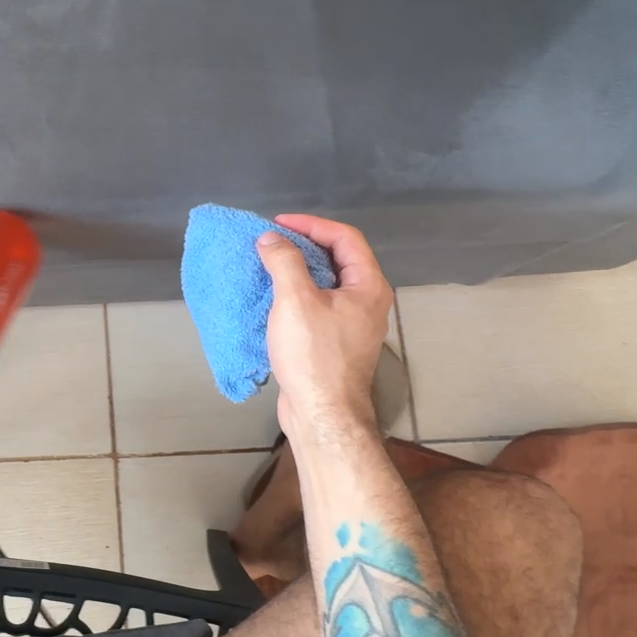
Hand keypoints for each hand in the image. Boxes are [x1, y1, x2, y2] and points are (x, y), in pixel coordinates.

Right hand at [257, 214, 394, 442]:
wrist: (322, 413)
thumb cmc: (313, 355)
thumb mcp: (295, 301)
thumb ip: (284, 262)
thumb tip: (271, 239)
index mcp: (368, 286)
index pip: (345, 238)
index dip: (312, 224)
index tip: (279, 224)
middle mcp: (367, 302)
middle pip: (338, 259)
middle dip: (304, 245)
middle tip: (272, 242)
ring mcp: (353, 324)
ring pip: (327, 284)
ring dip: (299, 271)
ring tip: (269, 266)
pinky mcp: (336, 343)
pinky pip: (319, 306)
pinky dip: (297, 295)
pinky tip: (274, 299)